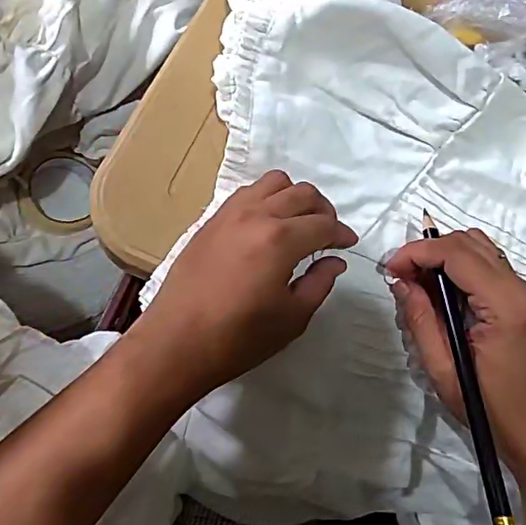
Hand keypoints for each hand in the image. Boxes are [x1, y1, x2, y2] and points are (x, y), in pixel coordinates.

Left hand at [137, 171, 357, 404]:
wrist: (177, 341)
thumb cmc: (239, 337)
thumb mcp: (291, 317)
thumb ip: (319, 283)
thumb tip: (334, 261)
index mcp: (280, 240)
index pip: (323, 223)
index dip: (341, 233)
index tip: (347, 245)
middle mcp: (256, 216)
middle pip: (302, 193)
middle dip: (323, 211)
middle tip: (327, 235)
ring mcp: (229, 214)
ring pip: (272, 183)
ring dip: (293, 197)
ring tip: (297, 223)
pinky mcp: (210, 221)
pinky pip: (245, 194)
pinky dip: (265, 199)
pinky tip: (266, 225)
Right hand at [384, 229, 525, 468]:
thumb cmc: (489, 409)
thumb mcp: (442, 368)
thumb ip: (420, 318)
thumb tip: (401, 282)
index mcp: (506, 305)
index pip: (456, 253)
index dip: (417, 252)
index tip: (390, 270)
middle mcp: (521, 289)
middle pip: (468, 241)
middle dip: (427, 250)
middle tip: (399, 277)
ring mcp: (525, 293)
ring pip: (478, 247)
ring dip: (442, 255)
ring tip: (416, 283)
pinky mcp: (522, 301)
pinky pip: (486, 265)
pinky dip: (457, 266)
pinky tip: (439, 292)